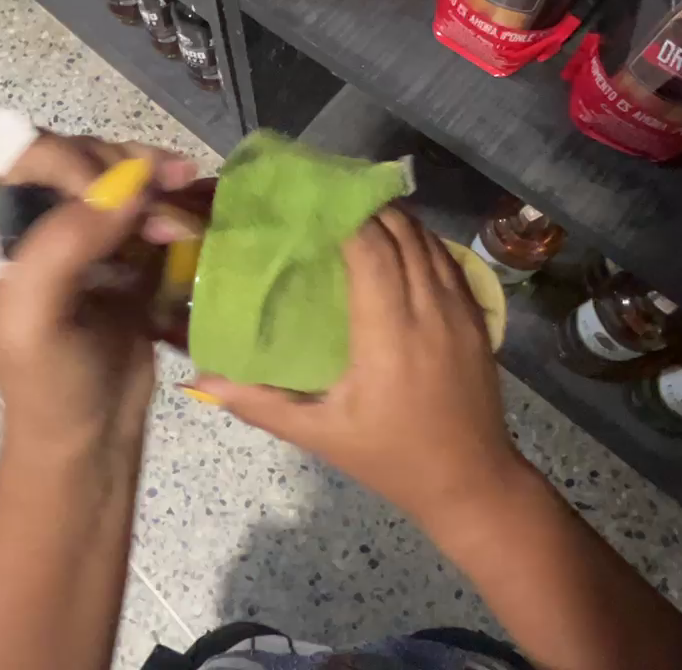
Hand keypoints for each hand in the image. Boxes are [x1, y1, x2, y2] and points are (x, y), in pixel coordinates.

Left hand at [0, 132, 197, 457]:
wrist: (91, 436)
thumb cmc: (49, 383)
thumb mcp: (36, 319)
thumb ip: (65, 244)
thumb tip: (127, 185)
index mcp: (2, 230)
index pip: (28, 157)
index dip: (72, 160)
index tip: (113, 194)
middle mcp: (41, 222)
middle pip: (83, 156)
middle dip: (128, 165)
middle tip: (170, 184)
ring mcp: (89, 236)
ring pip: (124, 177)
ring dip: (159, 182)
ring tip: (186, 204)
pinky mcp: (127, 253)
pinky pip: (153, 210)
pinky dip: (175, 207)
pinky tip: (193, 221)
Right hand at [193, 208, 531, 532]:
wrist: (472, 482)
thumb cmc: (391, 457)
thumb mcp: (321, 434)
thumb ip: (262, 404)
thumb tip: (204, 380)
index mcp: (388, 333)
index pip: (371, 250)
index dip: (346, 217)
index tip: (314, 203)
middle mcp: (428, 310)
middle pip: (400, 233)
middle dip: (367, 207)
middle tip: (329, 199)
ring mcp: (460, 311)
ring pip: (427, 241)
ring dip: (394, 219)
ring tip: (358, 210)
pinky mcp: (477, 317)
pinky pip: (447, 260)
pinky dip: (420, 240)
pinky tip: (397, 240)